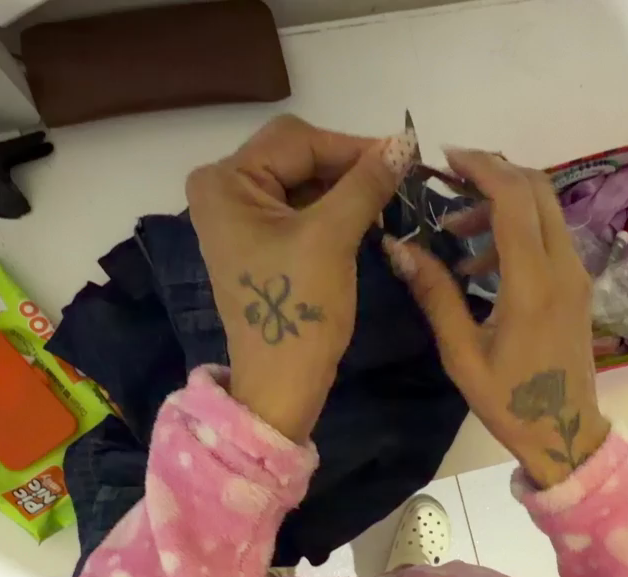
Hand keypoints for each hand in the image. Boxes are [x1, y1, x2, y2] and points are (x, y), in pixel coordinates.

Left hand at [187, 115, 413, 440]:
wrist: (283, 384)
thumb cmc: (300, 309)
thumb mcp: (333, 238)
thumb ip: (367, 184)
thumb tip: (404, 141)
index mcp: (226, 182)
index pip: (297, 141)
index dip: (353, 146)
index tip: (404, 155)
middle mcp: (223, 191)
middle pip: (297, 158)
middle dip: (348, 168)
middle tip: (398, 180)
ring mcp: (239, 220)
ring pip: (302, 185)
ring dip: (345, 191)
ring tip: (387, 202)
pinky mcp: (258, 245)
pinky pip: (300, 212)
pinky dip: (332, 213)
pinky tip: (364, 221)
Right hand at [383, 149, 608, 487]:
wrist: (565, 434)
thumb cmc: (510, 402)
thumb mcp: (463, 354)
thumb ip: (435, 295)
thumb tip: (399, 246)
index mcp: (533, 283)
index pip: (514, 197)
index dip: (481, 167)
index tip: (445, 159)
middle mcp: (563, 268)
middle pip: (537, 190)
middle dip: (494, 174)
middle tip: (450, 183)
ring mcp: (576, 276)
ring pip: (545, 211)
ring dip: (503, 205)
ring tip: (456, 232)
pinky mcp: (577, 287)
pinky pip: (550, 238)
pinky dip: (517, 232)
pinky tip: (481, 264)